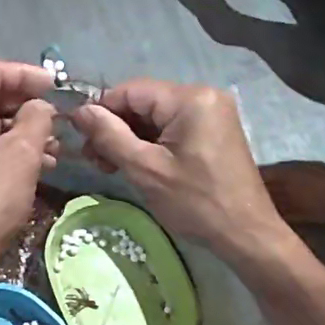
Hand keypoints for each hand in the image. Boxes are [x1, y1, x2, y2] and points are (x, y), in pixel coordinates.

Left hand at [0, 61, 56, 267]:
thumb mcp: (21, 153)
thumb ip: (37, 117)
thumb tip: (42, 105)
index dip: (29, 75)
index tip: (58, 86)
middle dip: (27, 107)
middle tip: (59, 119)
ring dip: (23, 131)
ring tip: (56, 148)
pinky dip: (8, 149)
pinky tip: (40, 163)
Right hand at [70, 80, 281, 254]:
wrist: (245, 233)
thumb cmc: (195, 203)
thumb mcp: (145, 169)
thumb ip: (109, 136)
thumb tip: (79, 111)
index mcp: (190, 99)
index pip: (130, 91)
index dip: (100, 111)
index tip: (80, 140)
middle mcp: (204, 95)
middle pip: (143, 102)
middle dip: (114, 128)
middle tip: (94, 160)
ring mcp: (212, 113)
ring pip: (155, 116)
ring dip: (129, 138)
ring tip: (110, 166)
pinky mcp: (214, 131)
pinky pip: (172, 128)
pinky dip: (150, 143)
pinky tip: (135, 164)